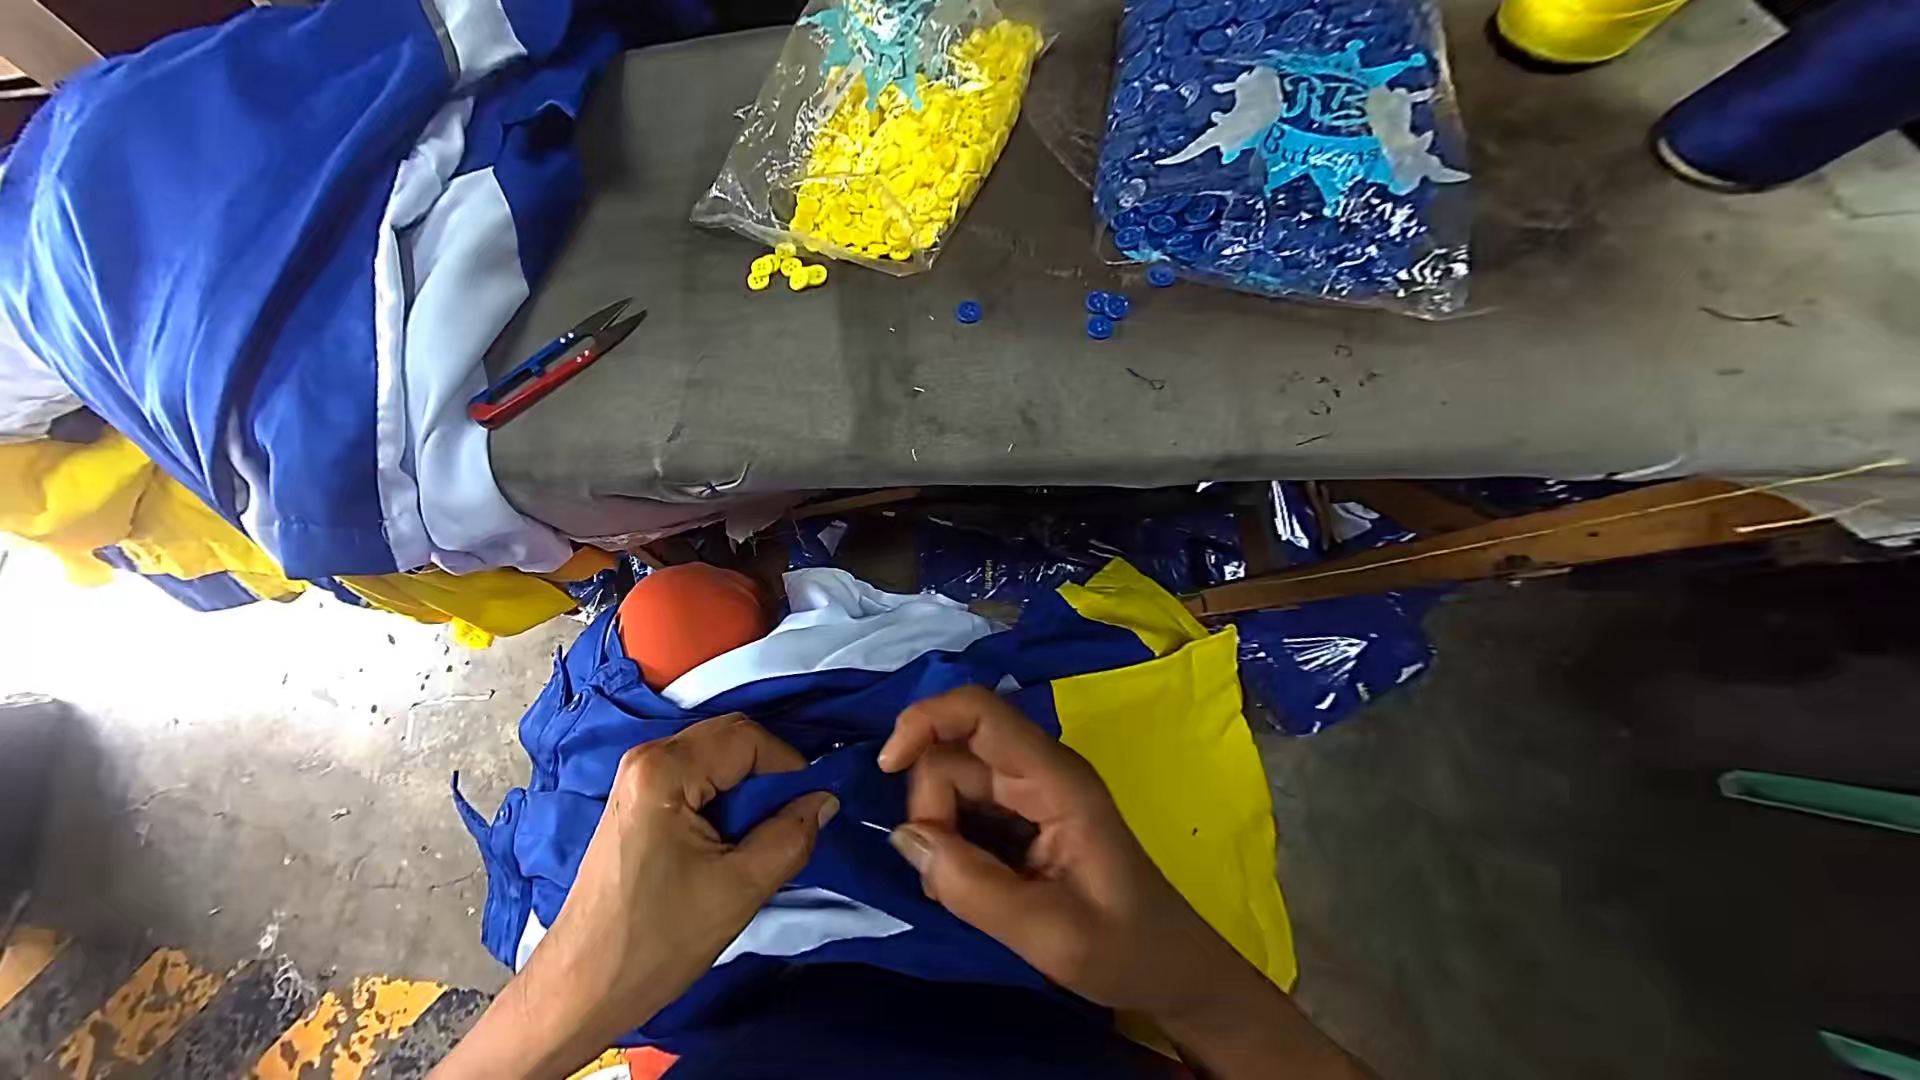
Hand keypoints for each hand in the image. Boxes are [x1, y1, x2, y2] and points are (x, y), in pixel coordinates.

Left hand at [431, 715, 837, 1079]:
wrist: (577, 992)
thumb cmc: (655, 942)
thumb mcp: (739, 890)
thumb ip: (791, 836)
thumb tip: (826, 798)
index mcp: (665, 770)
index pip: (748, 738)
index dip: (789, 766)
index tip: (810, 804)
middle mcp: (647, 756)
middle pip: (731, 737)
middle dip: (770, 770)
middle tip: (792, 813)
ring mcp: (638, 774)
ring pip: (717, 753)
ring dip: (751, 782)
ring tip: (766, 825)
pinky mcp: (638, 795)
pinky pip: (699, 771)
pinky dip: (729, 790)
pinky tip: (736, 828)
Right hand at [878, 687, 1371, 1079]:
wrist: (1171, 968)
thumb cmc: (1126, 948)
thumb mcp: (1052, 935)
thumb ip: (974, 888)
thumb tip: (905, 837)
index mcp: (1056, 779)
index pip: (982, 711)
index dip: (926, 719)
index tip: (887, 766)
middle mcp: (1038, 770)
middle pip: (954, 754)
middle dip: (931, 809)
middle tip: (947, 878)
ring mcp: (1028, 790)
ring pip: (952, 782)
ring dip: (939, 831)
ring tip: (968, 893)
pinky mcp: (1020, 812)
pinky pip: (963, 807)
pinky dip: (950, 841)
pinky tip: (973, 884)